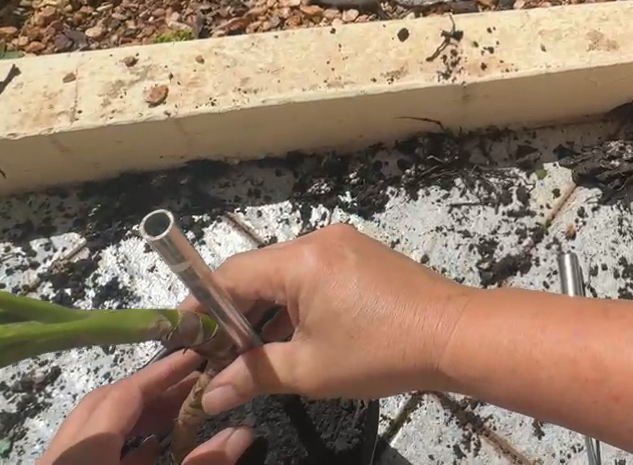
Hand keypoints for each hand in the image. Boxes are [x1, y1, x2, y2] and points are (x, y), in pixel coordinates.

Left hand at [39, 349, 254, 464]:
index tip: (200, 356)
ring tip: (180, 415)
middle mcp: (59, 458)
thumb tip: (244, 431)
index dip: (162, 373)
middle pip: (100, 405)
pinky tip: (152, 450)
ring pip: (90, 430)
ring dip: (135, 417)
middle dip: (149, 389)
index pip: (120, 396)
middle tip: (194, 383)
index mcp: (83, 455)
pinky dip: (117, 444)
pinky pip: (82, 454)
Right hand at [196, 223, 473, 412]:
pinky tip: (290, 339)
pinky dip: (296, 302)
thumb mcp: (309, 369)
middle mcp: (322, 240)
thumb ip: (254, 376)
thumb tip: (211, 393)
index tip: (181, 339)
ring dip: (266, 310)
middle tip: (214, 358)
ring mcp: (346, 244)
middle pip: (259, 271)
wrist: (451, 332)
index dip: (201, 306)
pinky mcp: (363, 255)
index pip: (232, 274)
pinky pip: (314, 273)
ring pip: (287, 273)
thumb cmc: (379, 350)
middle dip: (234, 314)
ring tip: (248, 357)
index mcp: (304, 259)